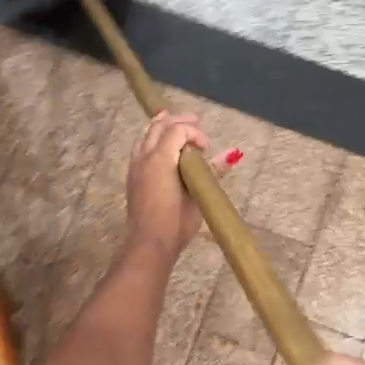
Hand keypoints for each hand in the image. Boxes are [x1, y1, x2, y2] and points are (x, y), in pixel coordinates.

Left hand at [124, 110, 211, 259]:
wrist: (148, 244)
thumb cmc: (176, 223)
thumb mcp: (198, 196)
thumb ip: (212, 171)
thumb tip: (232, 154)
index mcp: (160, 159)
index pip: (177, 130)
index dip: (194, 132)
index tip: (207, 147)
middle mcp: (144, 157)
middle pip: (159, 126)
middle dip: (178, 120)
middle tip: (195, 121)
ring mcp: (135, 166)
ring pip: (146, 134)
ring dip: (161, 126)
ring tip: (176, 124)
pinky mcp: (132, 176)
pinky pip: (140, 147)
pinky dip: (152, 139)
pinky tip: (162, 146)